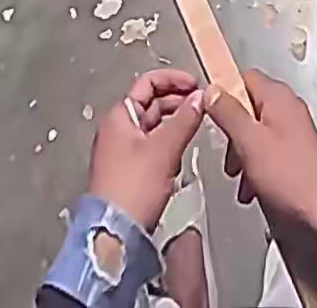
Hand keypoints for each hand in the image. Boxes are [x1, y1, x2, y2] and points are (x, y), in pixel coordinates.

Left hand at [87, 68, 207, 229]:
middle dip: (178, 101)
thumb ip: (185, 120)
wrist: (114, 235)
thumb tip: (200, 97)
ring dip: (175, 123)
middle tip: (201, 105)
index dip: (173, 80)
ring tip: (196, 127)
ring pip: (153, 125)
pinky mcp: (128, 170)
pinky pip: (152, 145)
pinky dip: (168, 143)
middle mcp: (118, 127)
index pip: (148, 83)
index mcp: (120, 114)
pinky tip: (181, 153)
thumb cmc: (134, 187)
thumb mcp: (164, 149)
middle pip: (151, 103)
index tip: (196, 85)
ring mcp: (122, 149)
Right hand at [204, 70, 316, 232]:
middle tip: (230, 155)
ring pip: (255, 130)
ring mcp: (294, 129)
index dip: (226, 94)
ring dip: (242, 152)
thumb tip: (212, 91)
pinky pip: (268, 148)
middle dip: (233, 132)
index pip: (243, 78)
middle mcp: (288, 106)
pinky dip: (256, 164)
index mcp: (278, 96)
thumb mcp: (248, 140)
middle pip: (247, 106)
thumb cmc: (287, 175)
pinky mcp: (296, 151)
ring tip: (239, 177)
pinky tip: (252, 188)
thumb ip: (227, 112)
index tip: (214, 116)